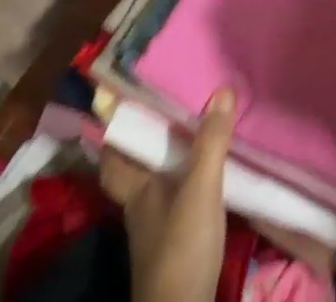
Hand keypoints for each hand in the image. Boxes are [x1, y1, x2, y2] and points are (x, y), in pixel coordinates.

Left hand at [101, 90, 234, 300]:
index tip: (125, 108)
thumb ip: (210, 141)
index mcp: (135, 190)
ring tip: (195, 140)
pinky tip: (208, 183)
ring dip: (171, 166)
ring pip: (157, 188)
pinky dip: (188, 189)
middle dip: (147, 148)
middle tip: (169, 119)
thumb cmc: (181, 243)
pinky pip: (177, 204)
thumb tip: (222, 90)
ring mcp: (157, 229)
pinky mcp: (176, 245)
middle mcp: (140, 207)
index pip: (113, 159)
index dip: (114, 136)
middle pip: (135, 172)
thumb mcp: (200, 186)